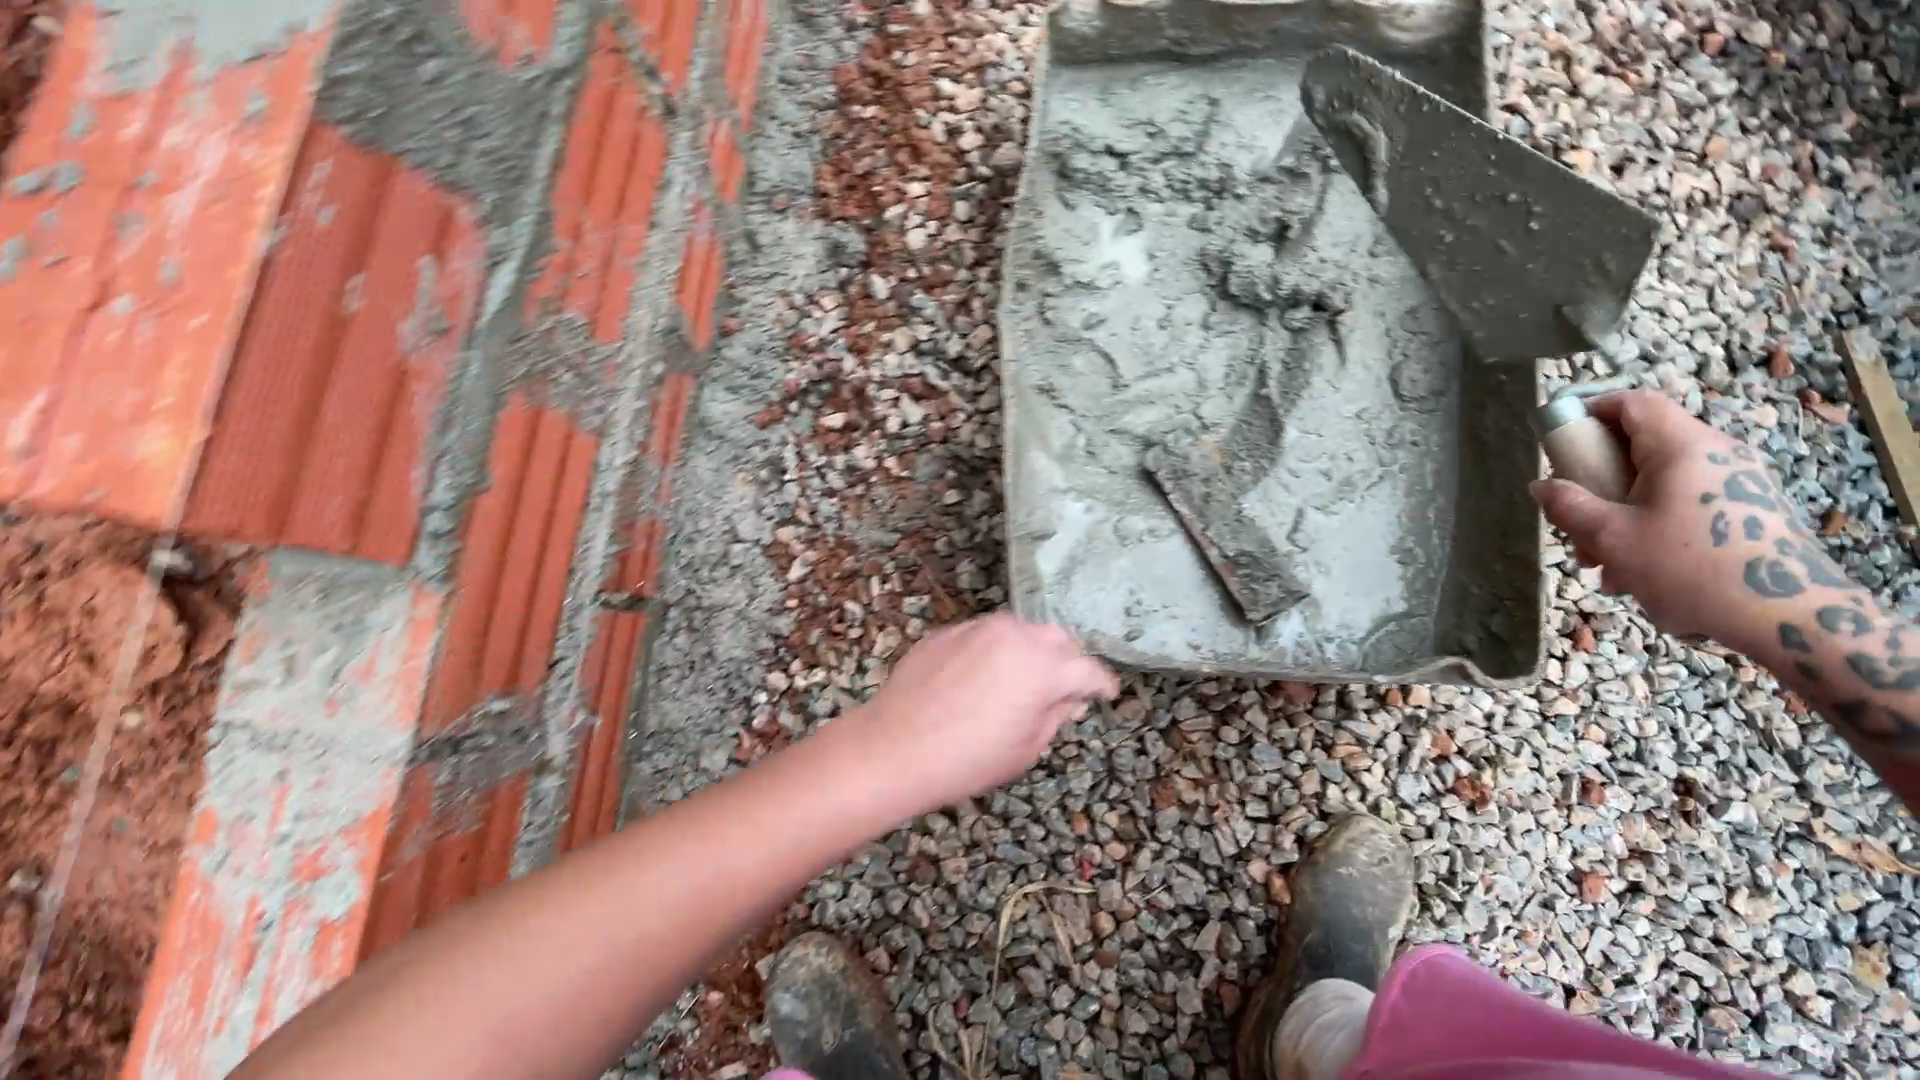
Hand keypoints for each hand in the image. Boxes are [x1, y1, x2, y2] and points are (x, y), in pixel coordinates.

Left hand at [835, 613, 1119, 813]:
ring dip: (1030, 652)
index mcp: (1044, 667)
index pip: (1089, 670)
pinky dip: (993, 652)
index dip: (1101, 685)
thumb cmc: (968, 759)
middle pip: (1058, 640)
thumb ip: (1056, 714)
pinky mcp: (948, 632)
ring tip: (1020, 684)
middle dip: (1066, 662)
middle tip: (1061, 691)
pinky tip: (979, 681)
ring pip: (1020, 631)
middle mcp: (1015, 635)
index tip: (1105, 694)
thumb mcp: (1026, 748)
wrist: (895, 747)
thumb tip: (1069, 698)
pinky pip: (984, 636)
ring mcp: (978, 628)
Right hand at [1530, 390, 1837, 647]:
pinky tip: (1639, 572)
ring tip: (1603, 562)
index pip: (1634, 403)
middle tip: (1575, 520)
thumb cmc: (1689, 567)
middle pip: (1642, 447)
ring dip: (1621, 514)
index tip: (1562, 437)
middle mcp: (1716, 454)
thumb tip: (1541, 485)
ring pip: (1660, 483)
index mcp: (1682, 448)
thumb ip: (1569, 506)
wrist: (1786, 616)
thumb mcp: (1611, 537)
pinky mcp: (1749, 512)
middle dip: (1598, 482)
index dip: (1593, 409)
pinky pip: (1685, 504)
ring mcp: (1737, 483)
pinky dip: (1653, 526)